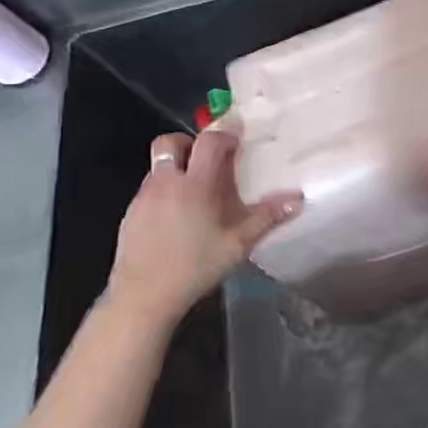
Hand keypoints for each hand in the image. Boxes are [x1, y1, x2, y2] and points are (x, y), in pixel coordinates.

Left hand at [105, 130, 301, 322]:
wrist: (143, 294)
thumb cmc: (195, 267)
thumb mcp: (237, 245)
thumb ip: (266, 218)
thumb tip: (297, 199)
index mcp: (195, 184)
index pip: (209, 142)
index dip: (224, 134)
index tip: (237, 137)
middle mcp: (166, 182)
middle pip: (170, 142)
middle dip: (189, 142)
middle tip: (207, 160)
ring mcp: (144, 197)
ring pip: (158, 166)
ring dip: (176, 169)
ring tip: (195, 195)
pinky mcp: (130, 213)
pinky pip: (149, 190)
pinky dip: (164, 192)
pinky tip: (175, 219)